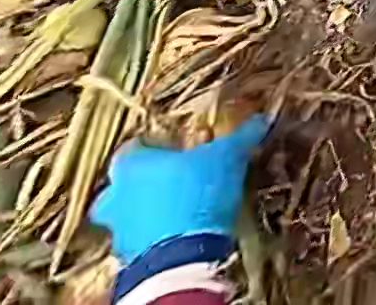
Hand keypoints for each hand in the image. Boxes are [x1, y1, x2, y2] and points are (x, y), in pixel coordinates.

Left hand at [91, 116, 270, 262]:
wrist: (183, 255)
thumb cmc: (198, 192)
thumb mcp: (230, 154)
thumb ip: (242, 135)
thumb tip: (259, 120)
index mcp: (133, 166)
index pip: (135, 147)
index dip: (156, 143)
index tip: (177, 143)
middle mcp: (117, 197)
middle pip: (126, 183)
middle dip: (147, 179)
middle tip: (177, 173)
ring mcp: (120, 229)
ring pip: (132, 210)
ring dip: (154, 205)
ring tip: (188, 200)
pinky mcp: (130, 255)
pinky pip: (144, 234)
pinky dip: (161, 228)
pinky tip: (188, 223)